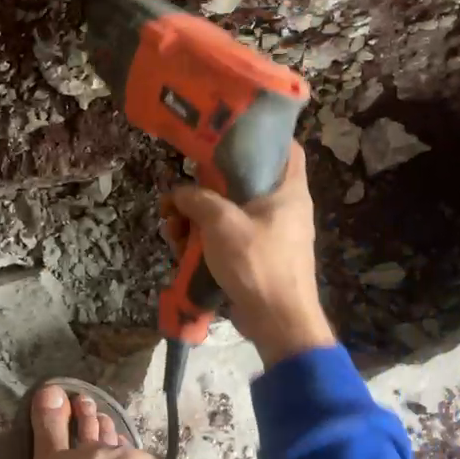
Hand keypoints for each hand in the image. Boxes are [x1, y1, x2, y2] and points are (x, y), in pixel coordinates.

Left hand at [0, 389, 220, 458]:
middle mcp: (104, 452)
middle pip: (115, 445)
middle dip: (116, 439)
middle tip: (112, 429)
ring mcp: (70, 453)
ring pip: (84, 435)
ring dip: (86, 421)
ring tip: (82, 403)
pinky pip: (51, 433)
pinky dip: (52, 417)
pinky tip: (47, 399)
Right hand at [169, 142, 334, 365]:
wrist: (276, 321)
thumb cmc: (257, 263)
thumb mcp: (221, 223)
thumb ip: (197, 200)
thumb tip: (179, 193)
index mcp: (287, 191)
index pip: (285, 148)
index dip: (259, 137)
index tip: (224, 138)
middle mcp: (282, 207)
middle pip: (241, 182)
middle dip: (204, 188)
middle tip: (179, 197)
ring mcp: (268, 233)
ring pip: (226, 212)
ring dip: (195, 218)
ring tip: (172, 230)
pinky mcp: (255, 255)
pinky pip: (225, 236)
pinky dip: (203, 239)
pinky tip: (180, 247)